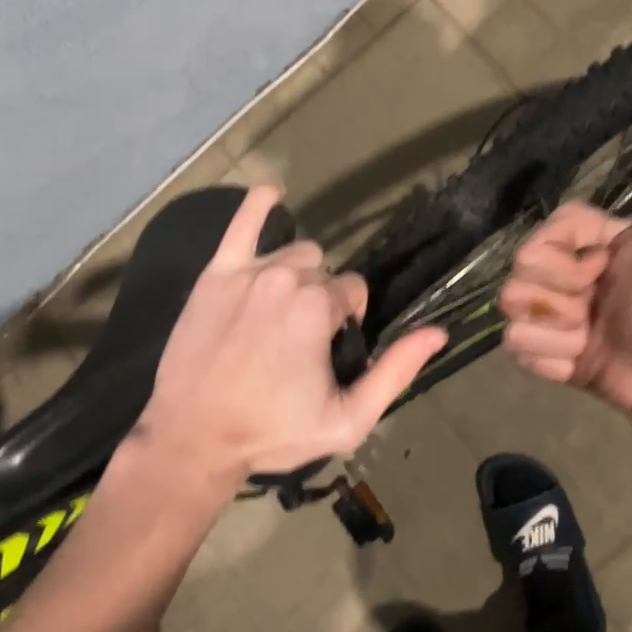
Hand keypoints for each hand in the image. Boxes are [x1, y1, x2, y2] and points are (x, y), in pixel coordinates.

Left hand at [135, 186, 447, 485]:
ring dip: (299, 274)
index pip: (354, 289)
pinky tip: (271, 194)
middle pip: (324, 271)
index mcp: (318, 307)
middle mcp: (285, 278)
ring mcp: (247, 272)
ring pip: (294, 253)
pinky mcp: (215, 275)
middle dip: (324, 299)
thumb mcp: (346, 419)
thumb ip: (395, 372)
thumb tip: (438, 332)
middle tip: (302, 341)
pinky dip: (259, 205)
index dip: (349, 319)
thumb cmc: (273, 432)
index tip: (330, 349)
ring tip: (282, 313)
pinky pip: (241, 224)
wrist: (194, 438)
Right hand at [497, 107, 631, 417]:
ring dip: (556, 327)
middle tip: (600, 305)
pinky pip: (514, 343)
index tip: (606, 266)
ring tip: (591, 336)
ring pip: (510, 304)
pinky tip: (581, 360)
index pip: (545, 227)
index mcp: (590, 240)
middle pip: (519, 266)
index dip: (570, 251)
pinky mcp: (539, 350)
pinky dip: (550, 357)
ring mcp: (547, 312)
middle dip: (563, 292)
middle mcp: (563, 271)